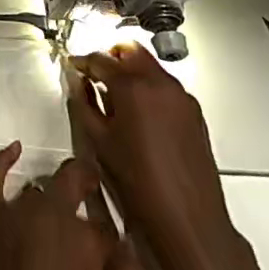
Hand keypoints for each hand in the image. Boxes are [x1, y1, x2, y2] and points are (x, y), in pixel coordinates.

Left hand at [0, 143, 142, 269]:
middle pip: (74, 188)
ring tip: (58, 228)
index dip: (109, 243)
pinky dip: (4, 160)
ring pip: (40, 190)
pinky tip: (14, 149)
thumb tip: (130, 249)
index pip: (107, 225)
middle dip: (87, 195)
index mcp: (86, 241)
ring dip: (52, 202)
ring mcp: (12, 211)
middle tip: (92, 225)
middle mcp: (49, 215)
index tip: (109, 259)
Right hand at [68, 44, 232, 255]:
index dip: (82, 62)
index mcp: (133, 88)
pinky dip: (149, 88)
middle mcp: (161, 84)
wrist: (188, 218)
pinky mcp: (194, 113)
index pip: (100, 59)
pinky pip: (166, 86)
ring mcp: (181, 97)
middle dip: (110, 57)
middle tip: (94, 72)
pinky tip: (137, 113)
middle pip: (130, 51)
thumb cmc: (143, 185)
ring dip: (130, 71)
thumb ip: (84, 104)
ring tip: (113, 96)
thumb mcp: (99, 141)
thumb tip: (79, 86)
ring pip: (150, 66)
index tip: (75, 66)